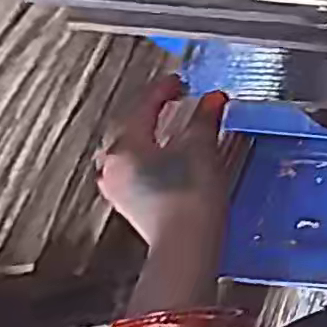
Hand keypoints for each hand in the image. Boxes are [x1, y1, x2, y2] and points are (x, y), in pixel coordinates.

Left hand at [96, 74, 233, 244]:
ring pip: (133, 151)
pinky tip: (171, 158)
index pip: (143, 107)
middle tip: (174, 100)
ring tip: (174, 128)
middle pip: (132, 128)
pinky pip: (139, 170)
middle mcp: (114, 166)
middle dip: (155, 113)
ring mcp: (120, 188)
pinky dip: (155, 156)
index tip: (178, 81)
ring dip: (154, 136)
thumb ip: (205, 118)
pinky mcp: (133, 205)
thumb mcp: (201, 148)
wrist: (186, 245)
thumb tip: (212, 98)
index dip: (163, 90)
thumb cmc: (189, 196)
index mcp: (124, 147)